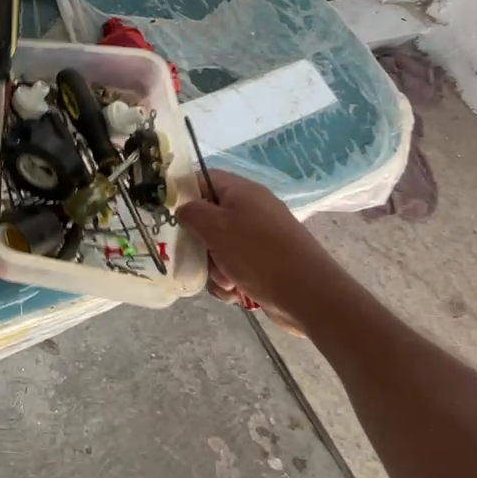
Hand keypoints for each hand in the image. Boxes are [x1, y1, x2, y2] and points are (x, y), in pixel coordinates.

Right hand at [176, 170, 343, 336]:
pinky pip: (234, 264)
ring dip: (213, 264)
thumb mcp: (214, 226)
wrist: (312, 299)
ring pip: (218, 244)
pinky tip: (234, 291)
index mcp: (243, 191)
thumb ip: (189, 211)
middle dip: (198, 238)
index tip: (165, 211)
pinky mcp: (267, 262)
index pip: (201, 178)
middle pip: (208, 215)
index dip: (180, 191)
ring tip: (223, 279)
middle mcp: (253, 210)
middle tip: (195, 252)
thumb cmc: (259, 255)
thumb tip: (183, 209)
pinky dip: (229, 278)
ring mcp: (262, 237)